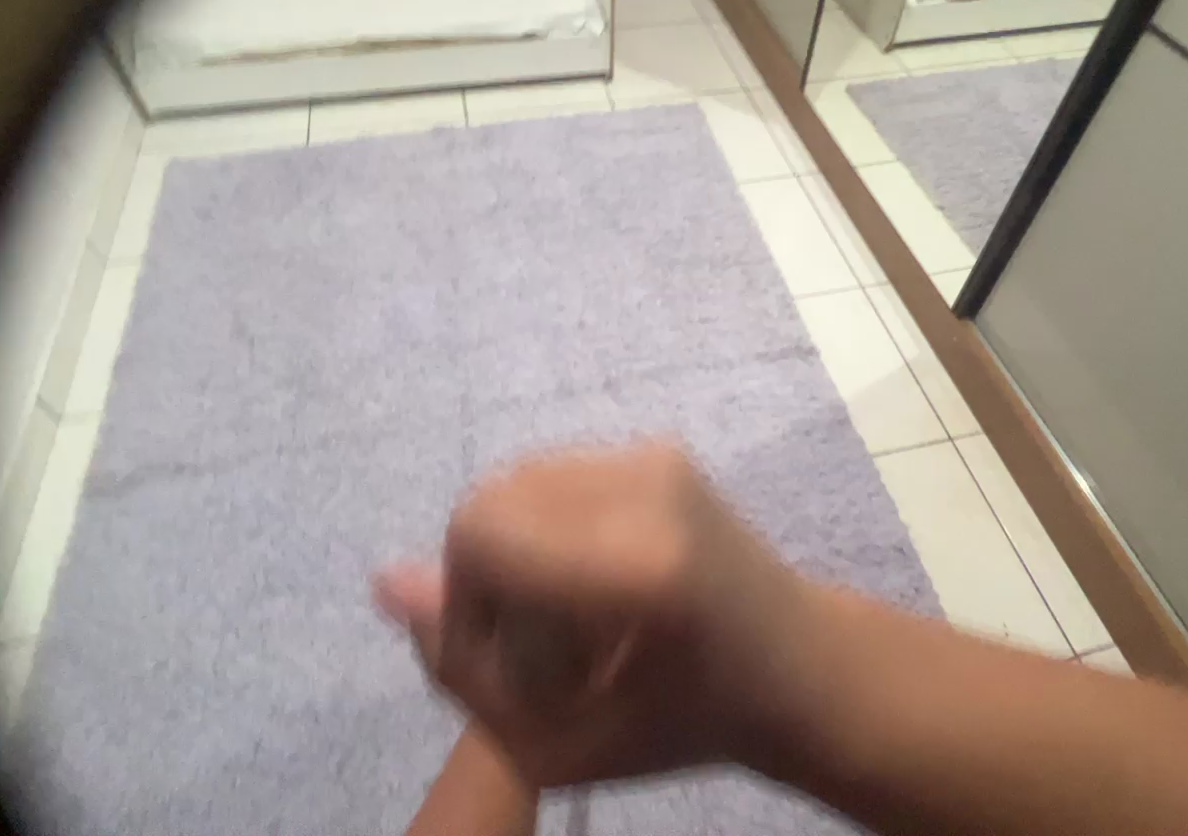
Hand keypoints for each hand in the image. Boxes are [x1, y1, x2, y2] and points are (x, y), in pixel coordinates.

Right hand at [373, 441, 813, 787]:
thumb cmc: (683, 720)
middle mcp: (645, 484)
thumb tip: (388, 578)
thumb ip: (460, 668)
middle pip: (492, 497)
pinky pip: (559, 473)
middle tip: (534, 634)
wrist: (799, 661)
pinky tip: (594, 570)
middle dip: (485, 571)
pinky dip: (549, 522)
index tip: (501, 651)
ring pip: (520, 480)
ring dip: (517, 543)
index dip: (464, 599)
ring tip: (569, 604)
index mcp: (633, 565)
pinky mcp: (662, 446)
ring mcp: (656, 454)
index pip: (480, 530)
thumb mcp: (559, 741)